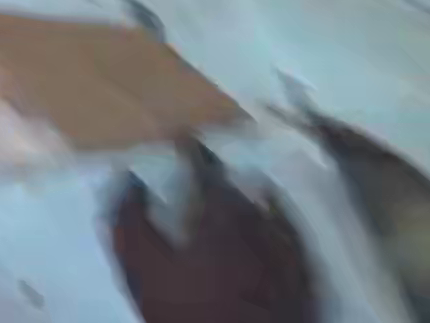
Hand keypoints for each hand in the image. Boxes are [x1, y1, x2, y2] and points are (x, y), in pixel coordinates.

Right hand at [111, 141, 314, 322]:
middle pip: (247, 201)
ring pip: (279, 226)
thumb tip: (130, 174)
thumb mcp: (134, 253)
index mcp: (216, 228)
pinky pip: (300, 254)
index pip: (207, 181)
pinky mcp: (300, 291)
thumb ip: (129, 211)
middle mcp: (257, 242)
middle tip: (212, 155)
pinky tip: (283, 227)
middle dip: (229, 176)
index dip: (195, 155)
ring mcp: (284, 269)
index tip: (183, 133)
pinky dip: (291, 233)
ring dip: (267, 201)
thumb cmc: (172, 298)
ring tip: (255, 182)